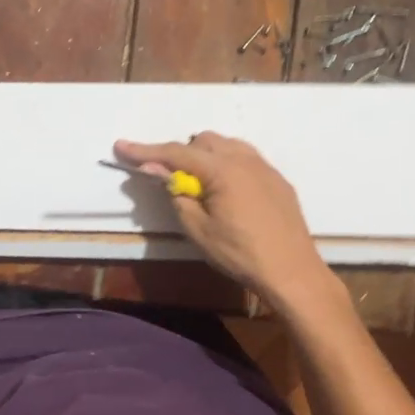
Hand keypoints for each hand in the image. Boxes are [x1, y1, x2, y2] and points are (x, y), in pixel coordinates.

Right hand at [114, 132, 335, 313]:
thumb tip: (158, 170)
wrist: (293, 274)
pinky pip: (245, 158)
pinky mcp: (278, 181)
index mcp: (223, 170)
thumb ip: (176, 193)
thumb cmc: (240, 254)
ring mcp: (265, 168)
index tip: (120, 147)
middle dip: (180, 152)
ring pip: (226, 145)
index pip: (176, 152)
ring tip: (197, 182)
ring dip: (204, 155)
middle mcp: (245, 160)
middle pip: (203, 141)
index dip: (145, 151)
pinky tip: (224, 189)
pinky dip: (226, 163)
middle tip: (167, 176)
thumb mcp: (197, 229)